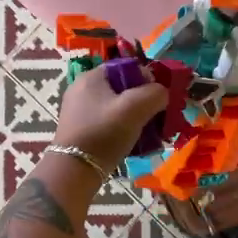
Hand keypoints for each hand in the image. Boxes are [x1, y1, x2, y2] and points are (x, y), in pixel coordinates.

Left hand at [54, 64, 169, 168]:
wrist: (75, 169)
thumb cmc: (104, 132)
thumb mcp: (135, 108)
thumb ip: (155, 93)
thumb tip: (163, 92)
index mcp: (92, 77)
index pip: (126, 67)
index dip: (146, 79)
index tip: (158, 98)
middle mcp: (81, 89)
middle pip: (122, 88)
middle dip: (143, 101)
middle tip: (156, 117)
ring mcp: (78, 110)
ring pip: (116, 106)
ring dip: (135, 117)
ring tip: (148, 132)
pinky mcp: (80, 128)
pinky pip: (107, 121)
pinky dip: (122, 128)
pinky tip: (132, 141)